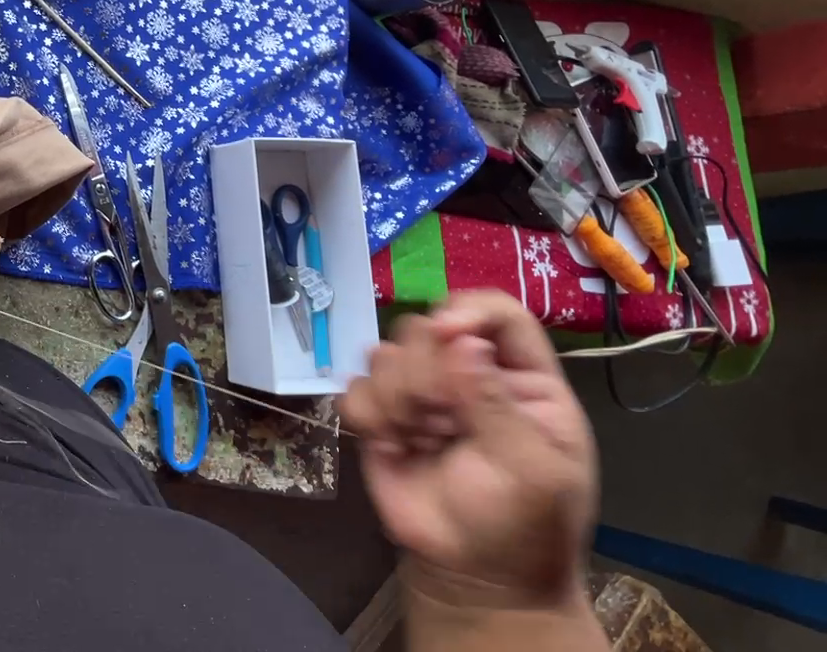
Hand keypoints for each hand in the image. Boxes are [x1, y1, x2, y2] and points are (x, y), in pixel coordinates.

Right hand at [341, 291, 596, 608]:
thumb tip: (461, 341)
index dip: (467, 311)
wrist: (472, 572)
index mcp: (522, 381)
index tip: (445, 333)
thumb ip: (496, 403)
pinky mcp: (377, 412)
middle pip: (423, 330)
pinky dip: (366, 416)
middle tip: (441, 423)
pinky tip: (390, 444)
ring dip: (396, 401)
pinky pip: (352, 388)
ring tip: (419, 440)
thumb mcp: (532, 470)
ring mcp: (417, 392)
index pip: (498, 315)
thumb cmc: (522, 525)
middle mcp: (466, 374)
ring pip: (381, 355)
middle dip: (424, 376)